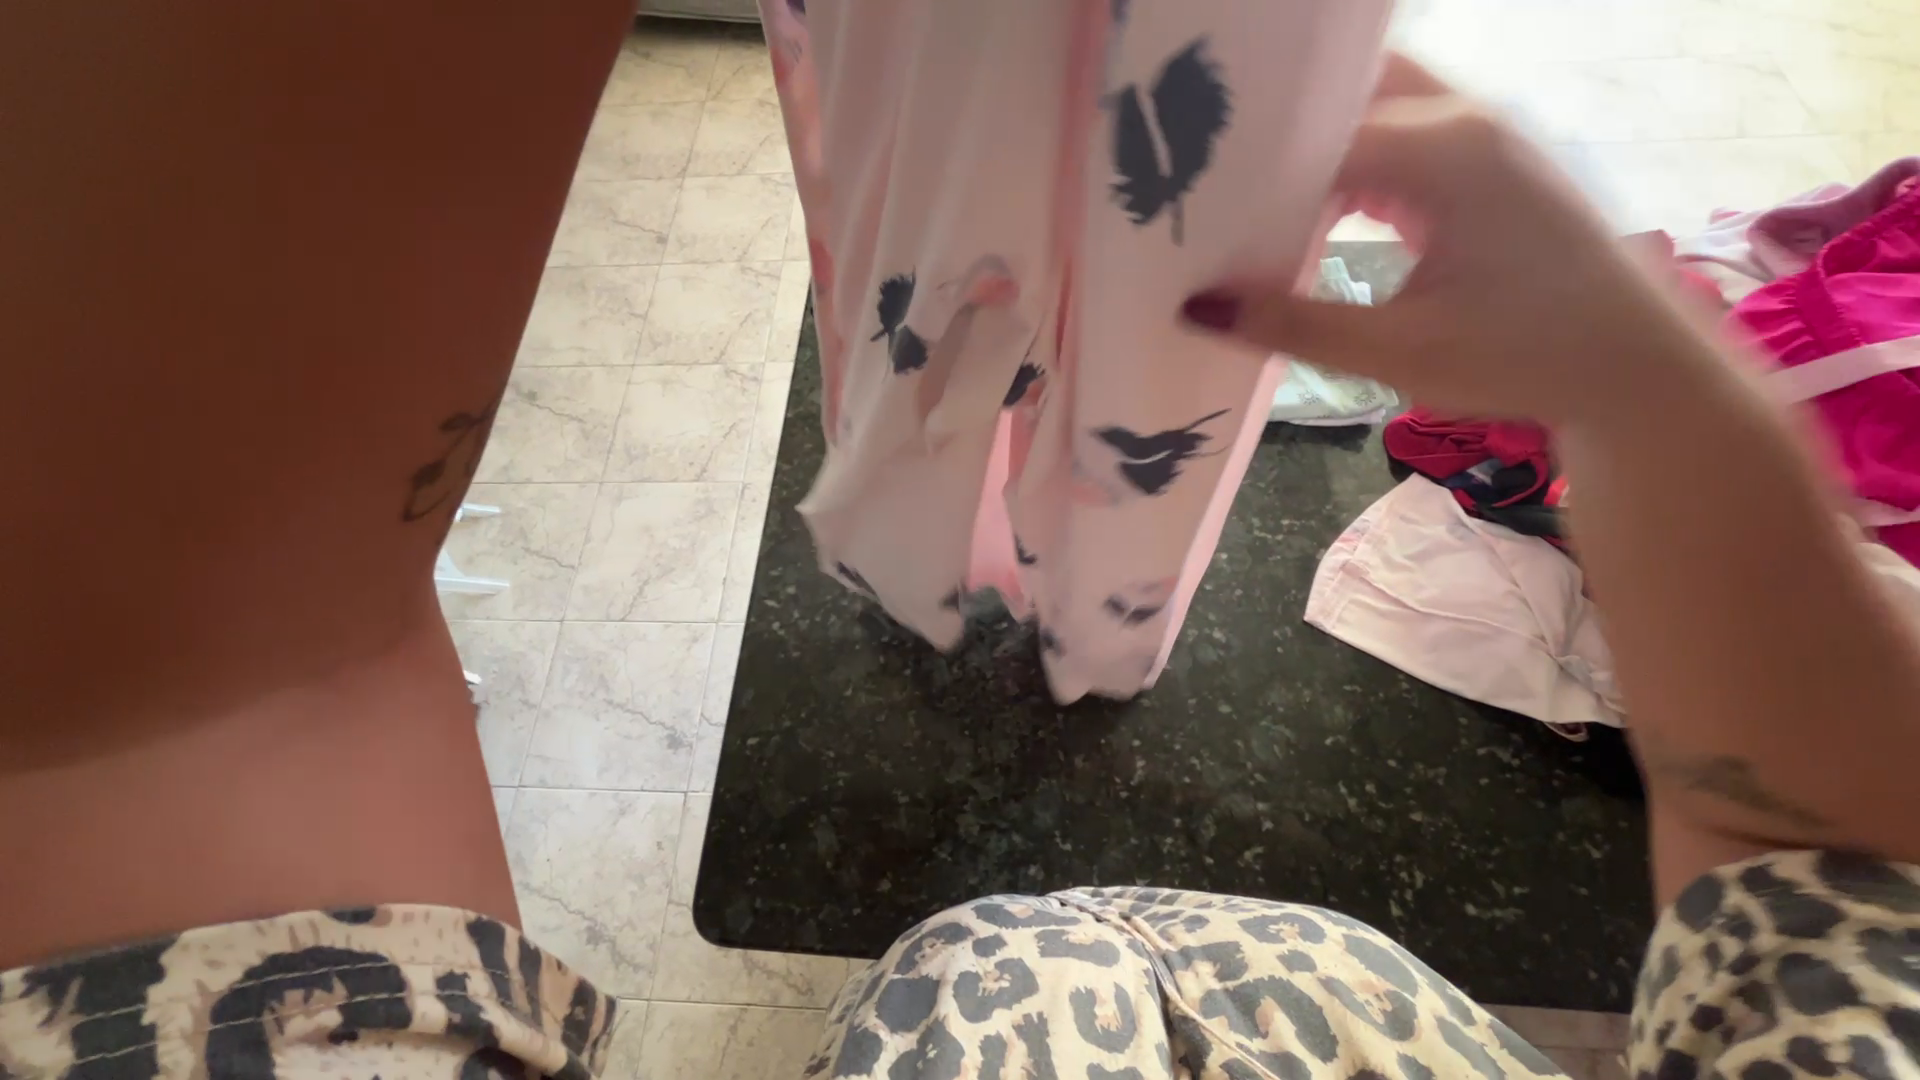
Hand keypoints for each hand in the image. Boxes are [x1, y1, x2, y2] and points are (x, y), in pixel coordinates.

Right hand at [1180, 53, 1710, 427]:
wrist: (1636, 369)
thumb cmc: (1522, 357)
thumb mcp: (1393, 350)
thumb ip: (1290, 324)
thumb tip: (1196, 307)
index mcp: (1447, 151)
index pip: (1320, 132)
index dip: (1250, 164)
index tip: (1189, 198)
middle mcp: (1469, 120)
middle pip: (1353, 90)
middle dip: (1283, 132)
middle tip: (1212, 179)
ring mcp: (1487, 138)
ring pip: (1379, 111)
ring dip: (1317, 149)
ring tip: (1245, 197)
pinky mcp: (1492, 167)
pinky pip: (1405, 141)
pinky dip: (1351, 167)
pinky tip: (1311, 212)